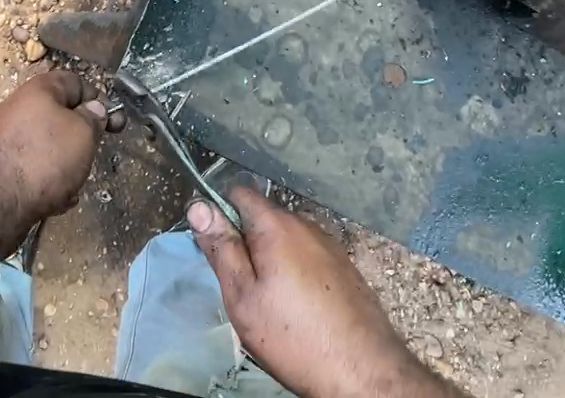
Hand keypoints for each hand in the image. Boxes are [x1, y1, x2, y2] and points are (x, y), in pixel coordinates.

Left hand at [0, 72, 116, 228]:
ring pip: (49, 147)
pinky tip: (54, 201)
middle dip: (81, 140)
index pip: (76, 82)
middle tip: (90, 156)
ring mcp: (6, 138)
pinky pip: (33, 169)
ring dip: (66, 165)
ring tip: (72, 185)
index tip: (113, 123)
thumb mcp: (83, 133)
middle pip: (61, 117)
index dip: (98, 100)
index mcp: (40, 90)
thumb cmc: (44, 158)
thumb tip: (93, 108)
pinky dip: (47, 182)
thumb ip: (93, 119)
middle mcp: (19, 108)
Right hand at [189, 188, 459, 397]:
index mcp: (276, 224)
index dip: (220, 213)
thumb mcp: (243, 296)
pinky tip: (301, 308)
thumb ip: (221, 248)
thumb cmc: (295, 335)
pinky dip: (297, 271)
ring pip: (286, 239)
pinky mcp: (345, 268)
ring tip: (273, 302)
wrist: (366, 373)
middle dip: (247, 242)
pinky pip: (308, 256)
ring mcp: (330, 245)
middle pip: (262, 218)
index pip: (238, 192)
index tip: (218, 249)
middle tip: (244, 287)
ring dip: (273, 258)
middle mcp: (305, 223)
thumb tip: (198, 205)